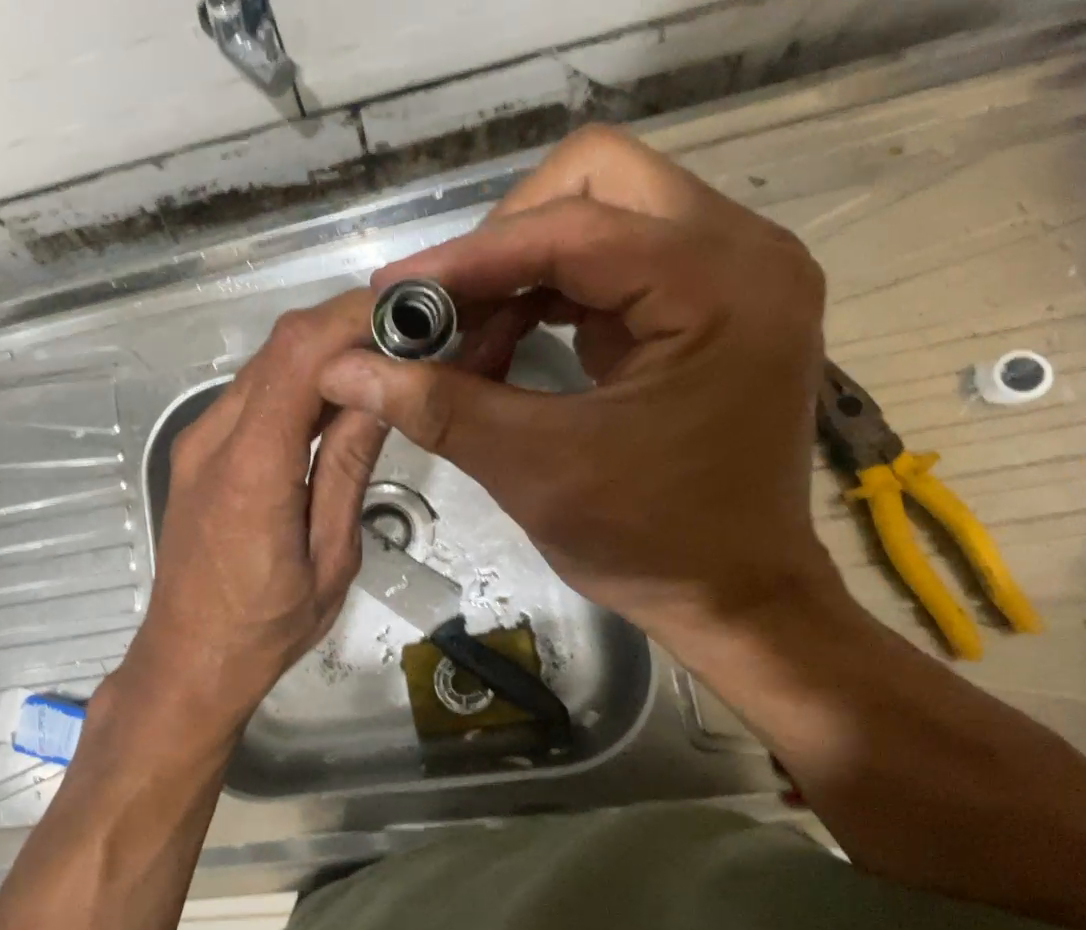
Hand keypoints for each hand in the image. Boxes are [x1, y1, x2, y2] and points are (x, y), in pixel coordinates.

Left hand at [104, 290, 387, 750]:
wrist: (188, 662)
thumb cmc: (266, 629)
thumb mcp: (330, 557)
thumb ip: (347, 469)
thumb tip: (380, 394)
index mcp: (252, 466)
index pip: (300, 355)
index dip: (354, 319)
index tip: (410, 316)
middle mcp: (214, 437)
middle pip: (279, 347)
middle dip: (345, 327)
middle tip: (408, 338)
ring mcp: (198, 442)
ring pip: (264, 365)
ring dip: (321, 353)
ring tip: (382, 366)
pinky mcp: (197, 454)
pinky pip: (251, 396)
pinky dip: (296, 383)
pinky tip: (336, 402)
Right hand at [317, 126, 836, 634]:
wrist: (736, 595)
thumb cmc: (652, 540)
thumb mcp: (536, 471)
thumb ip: (440, 407)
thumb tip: (343, 368)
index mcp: (720, 287)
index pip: (573, 228)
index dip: (470, 256)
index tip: (392, 294)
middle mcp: (742, 253)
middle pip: (598, 179)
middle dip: (504, 239)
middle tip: (446, 308)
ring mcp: (731, 273)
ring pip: (603, 211)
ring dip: (521, 269)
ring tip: (466, 340)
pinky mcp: (710, 301)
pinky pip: (614, 259)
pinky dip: (550, 293)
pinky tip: (506, 345)